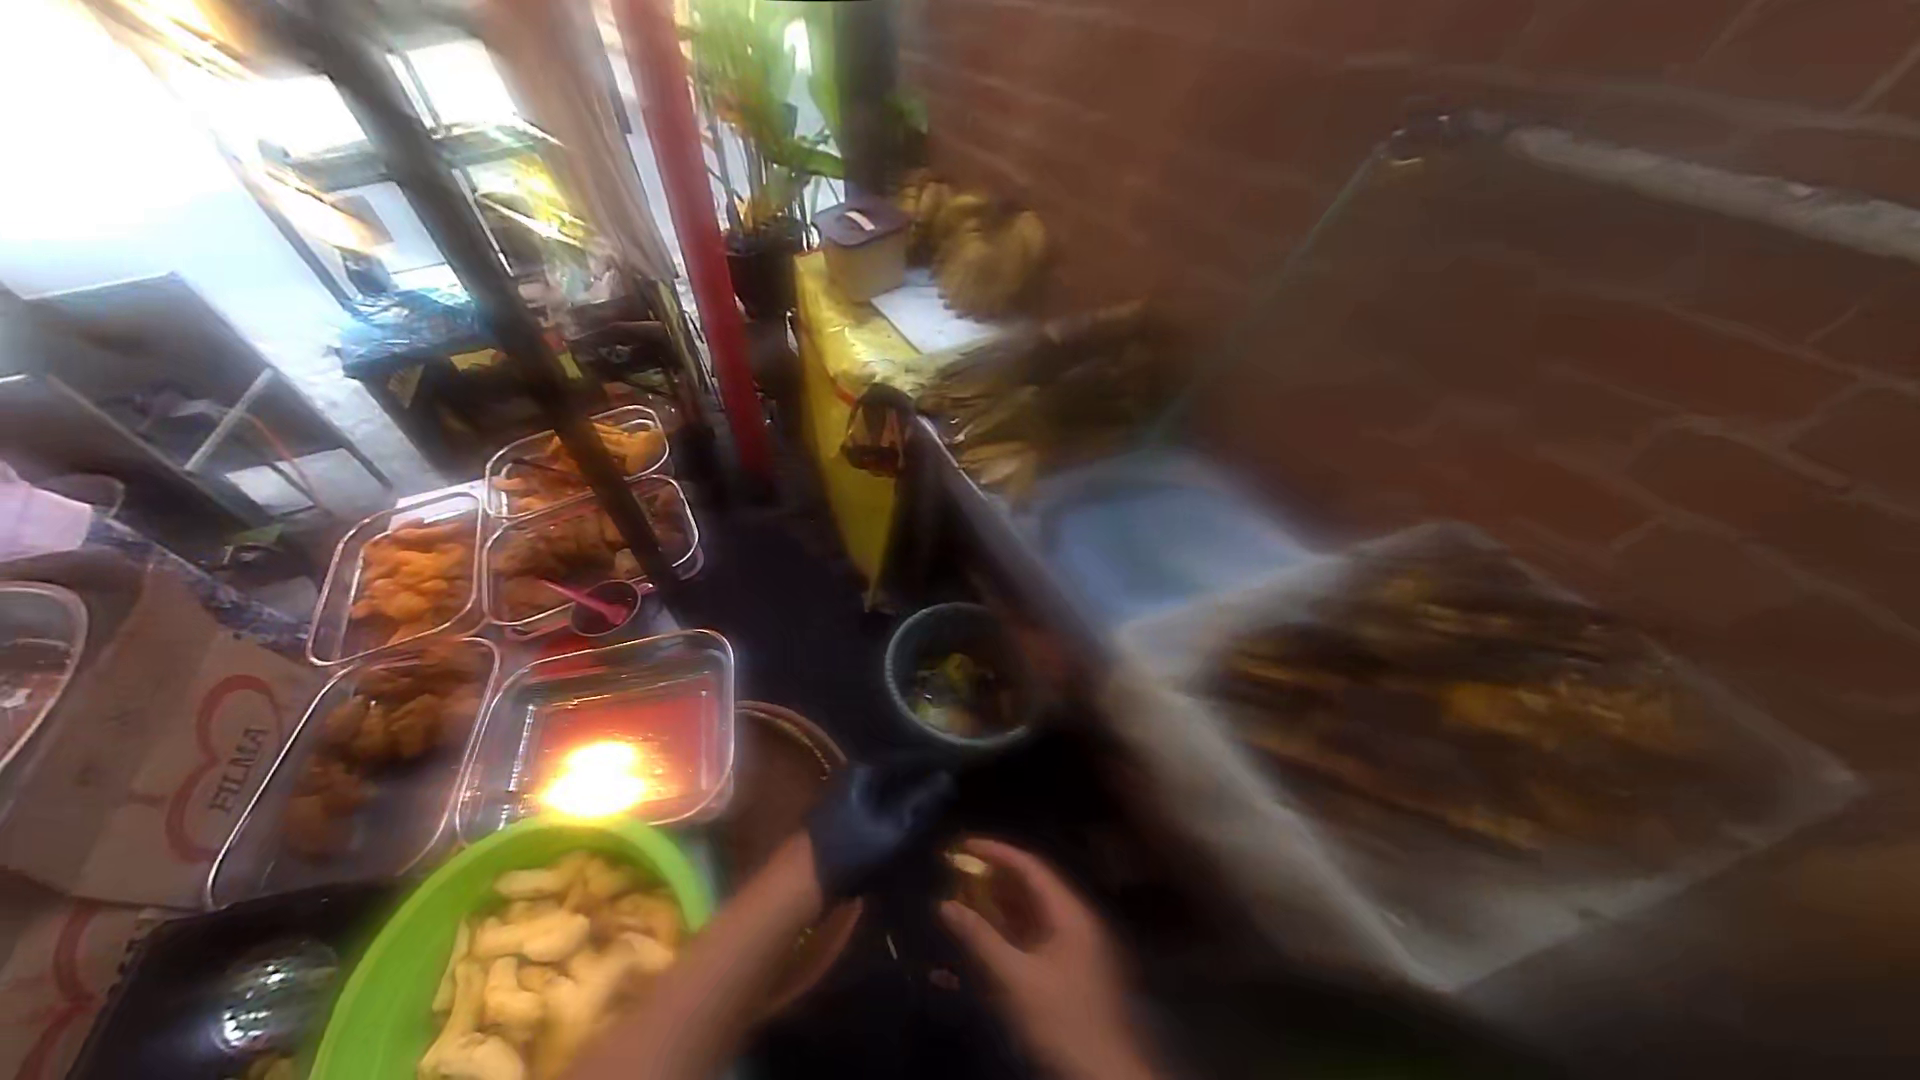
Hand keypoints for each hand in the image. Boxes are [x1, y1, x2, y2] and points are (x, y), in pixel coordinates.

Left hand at [807, 758, 953, 899]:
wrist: (799, 887)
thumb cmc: (847, 853)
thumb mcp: (892, 830)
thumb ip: (921, 803)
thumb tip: (947, 780)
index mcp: (863, 771)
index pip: (907, 758)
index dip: (933, 765)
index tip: (958, 772)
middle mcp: (852, 776)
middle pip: (896, 774)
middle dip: (922, 783)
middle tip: (952, 792)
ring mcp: (844, 796)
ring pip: (887, 792)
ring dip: (909, 800)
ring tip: (938, 808)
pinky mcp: (841, 818)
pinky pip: (877, 807)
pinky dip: (895, 812)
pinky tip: (912, 825)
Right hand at [940, 839, 1155, 1079]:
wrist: (1102, 1078)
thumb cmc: (1061, 1022)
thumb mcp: (1014, 980)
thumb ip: (979, 938)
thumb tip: (944, 904)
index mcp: (1069, 913)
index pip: (1029, 866)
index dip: (994, 851)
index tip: (961, 845)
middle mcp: (1072, 922)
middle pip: (1028, 887)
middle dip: (990, 879)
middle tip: (955, 873)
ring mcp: (1070, 948)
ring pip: (1027, 914)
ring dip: (993, 908)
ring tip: (959, 901)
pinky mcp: (1063, 972)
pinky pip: (1029, 939)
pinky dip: (1003, 935)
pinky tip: (978, 941)